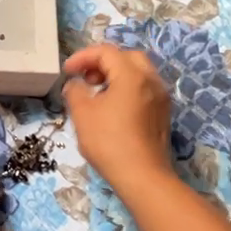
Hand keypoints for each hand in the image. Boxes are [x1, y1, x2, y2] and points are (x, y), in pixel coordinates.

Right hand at [62, 44, 174, 184]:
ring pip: (139, 72)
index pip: (106, 52)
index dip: (83, 57)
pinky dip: (127, 88)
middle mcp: (151, 81)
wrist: (143, 177)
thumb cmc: (109, 142)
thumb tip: (76, 84)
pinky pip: (144, 88)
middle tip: (86, 77)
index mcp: (132, 76)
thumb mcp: (82, 114)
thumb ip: (75, 91)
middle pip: (127, 57)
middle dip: (103, 62)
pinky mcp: (163, 113)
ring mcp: (161, 98)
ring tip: (97, 92)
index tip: (67, 71)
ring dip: (116, 75)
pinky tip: (113, 106)